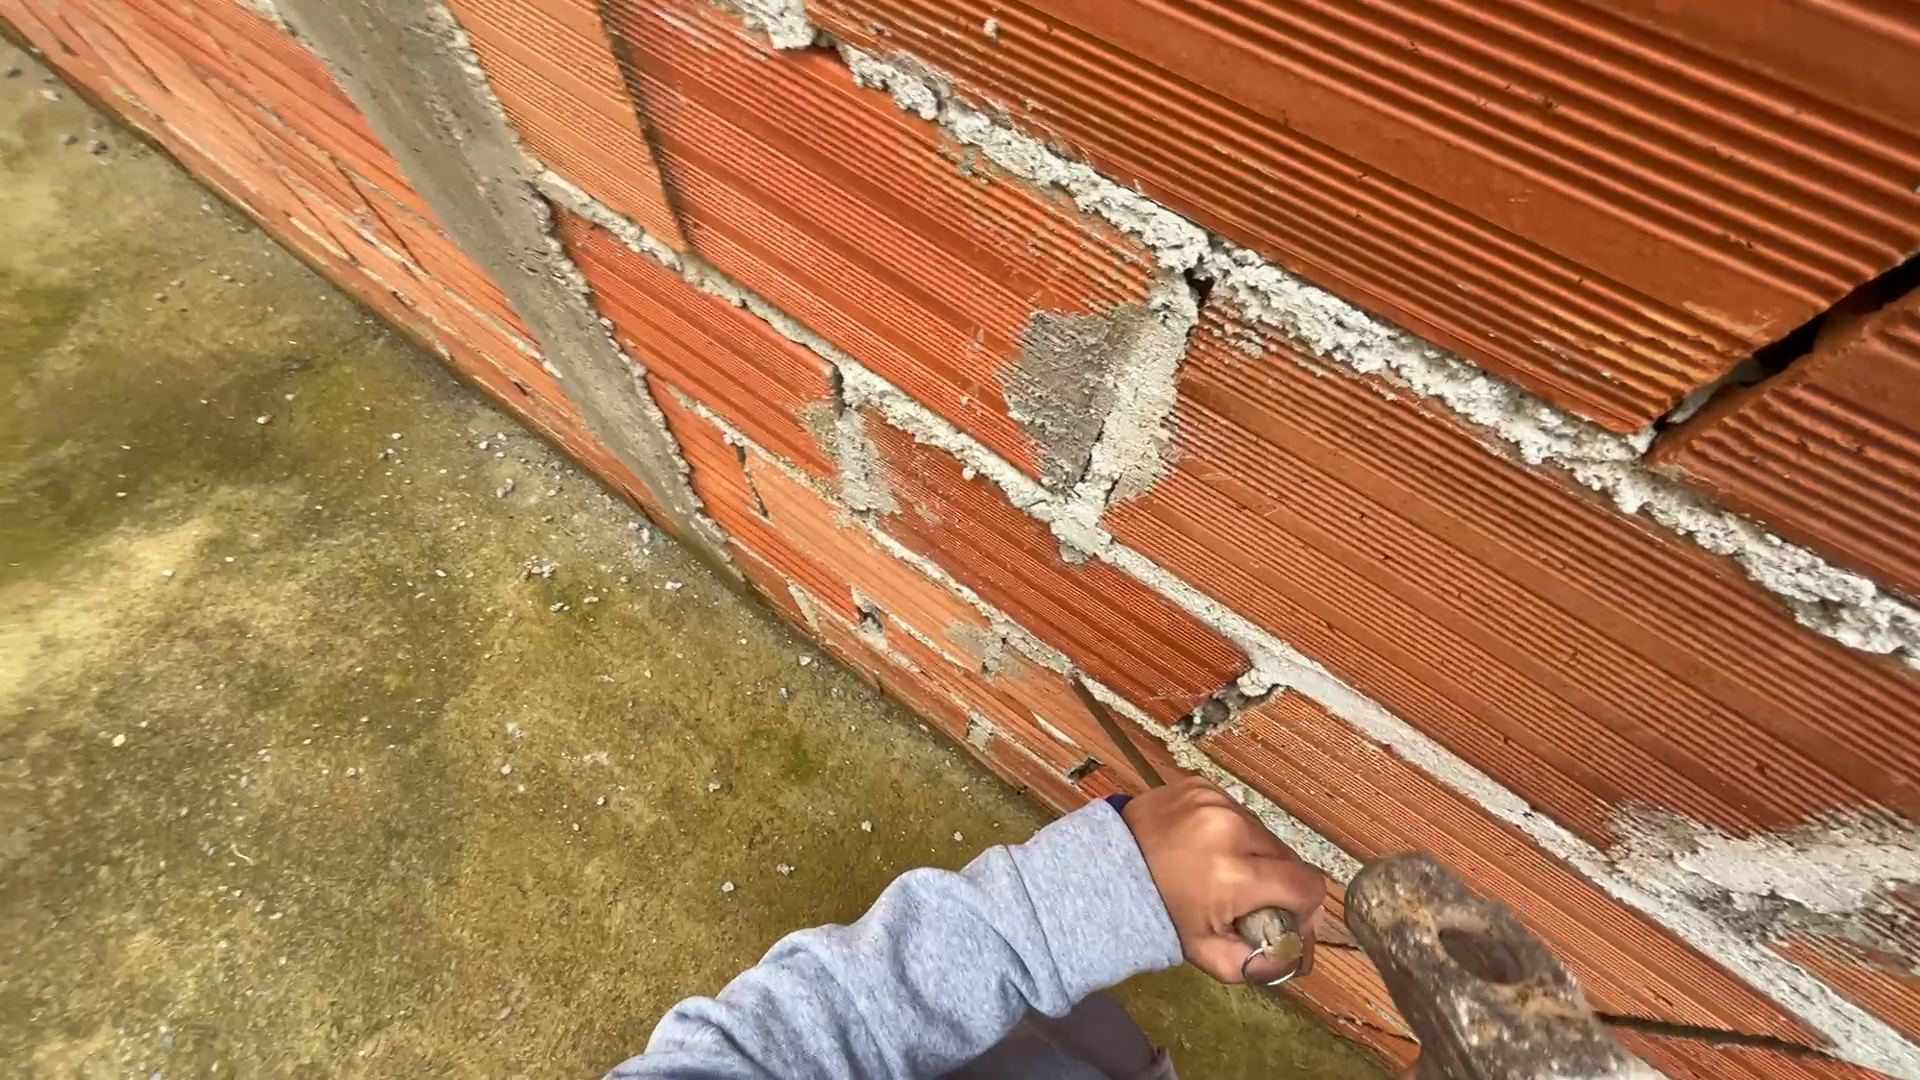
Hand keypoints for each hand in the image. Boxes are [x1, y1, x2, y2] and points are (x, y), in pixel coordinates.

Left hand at [1120, 777, 1326, 982]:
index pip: (1308, 885)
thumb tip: (1298, 956)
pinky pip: (1235, 810)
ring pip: (1262, 832)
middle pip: (1287, 857)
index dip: (1305, 908)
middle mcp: (1230, 829)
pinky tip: (1205, 845)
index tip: (1285, 917)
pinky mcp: (1201, 785)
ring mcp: (1214, 801)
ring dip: (1253, 853)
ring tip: (1221, 869)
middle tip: (1249, 898)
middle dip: (1277, 882)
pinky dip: (1230, 829)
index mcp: (1236, 874)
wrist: (1108, 864)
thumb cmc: (1158, 910)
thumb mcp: (1210, 955)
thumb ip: (1264, 964)